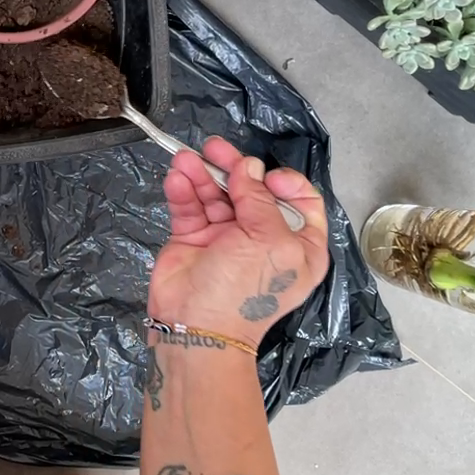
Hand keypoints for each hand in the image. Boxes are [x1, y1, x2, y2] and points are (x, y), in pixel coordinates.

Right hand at [149, 137, 328, 345]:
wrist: (197, 326)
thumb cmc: (244, 290)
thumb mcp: (269, 242)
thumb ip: (260, 200)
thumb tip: (249, 167)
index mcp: (296, 244)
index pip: (298, 201)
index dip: (282, 182)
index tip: (264, 176)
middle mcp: (262, 237)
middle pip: (250, 190)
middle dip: (232, 168)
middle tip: (213, 148)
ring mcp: (224, 237)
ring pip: (214, 195)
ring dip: (200, 175)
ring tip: (185, 160)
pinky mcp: (191, 239)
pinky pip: (189, 208)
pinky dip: (182, 192)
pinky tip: (176, 180)